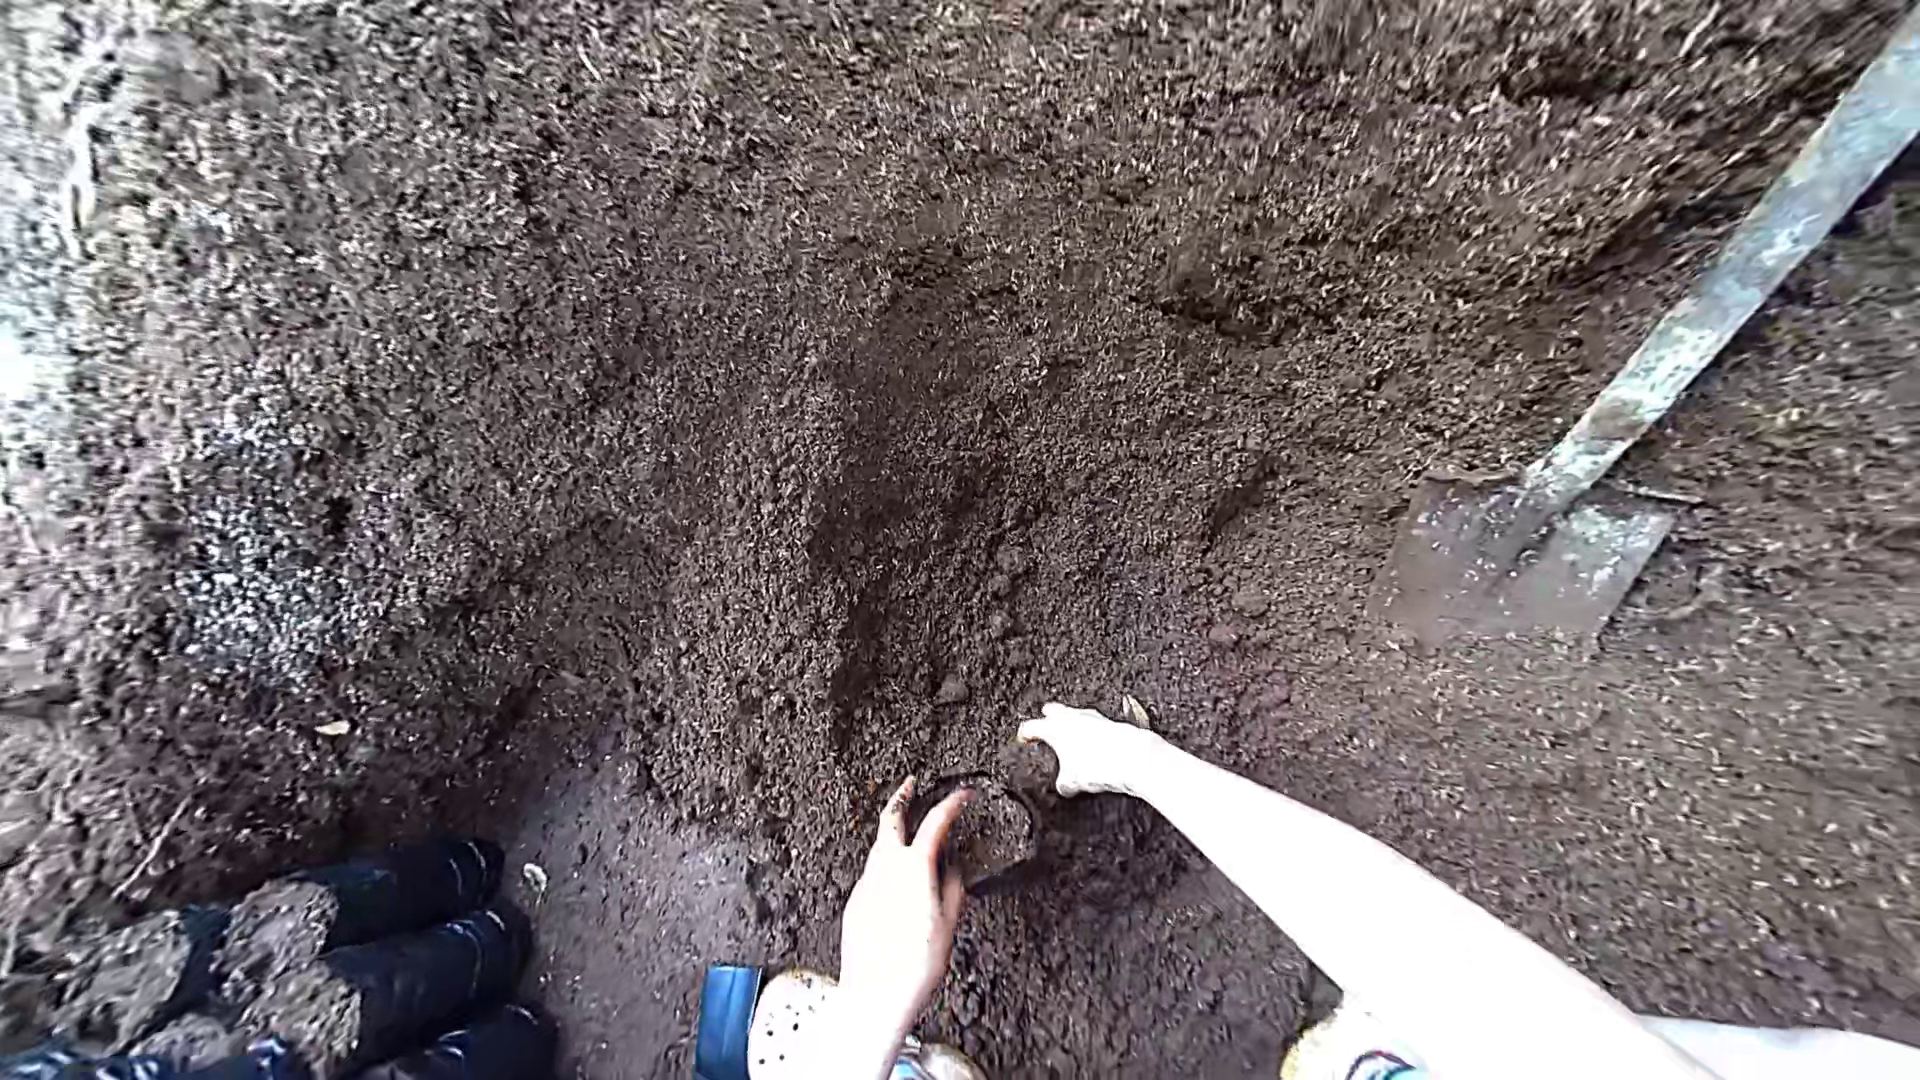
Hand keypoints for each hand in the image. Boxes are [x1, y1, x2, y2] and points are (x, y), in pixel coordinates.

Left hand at [838, 777, 968, 1035]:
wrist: (874, 997)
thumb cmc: (915, 965)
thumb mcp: (949, 924)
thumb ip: (954, 886)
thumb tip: (954, 868)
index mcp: (914, 866)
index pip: (936, 821)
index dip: (953, 802)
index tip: (963, 795)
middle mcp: (887, 866)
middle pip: (892, 816)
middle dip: (902, 794)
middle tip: (911, 783)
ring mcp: (867, 880)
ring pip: (879, 843)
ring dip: (893, 829)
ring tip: (906, 830)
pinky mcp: (856, 899)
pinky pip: (872, 871)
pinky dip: (885, 863)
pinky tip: (894, 879)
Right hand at [1016, 702, 1165, 797]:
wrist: (1134, 757)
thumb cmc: (1098, 764)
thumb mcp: (1072, 781)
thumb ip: (1064, 782)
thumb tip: (1065, 786)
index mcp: (1054, 727)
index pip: (1030, 726)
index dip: (1024, 733)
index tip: (1023, 738)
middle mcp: (1071, 717)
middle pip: (1052, 712)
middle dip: (1047, 719)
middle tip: (1044, 727)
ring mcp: (1092, 717)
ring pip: (1074, 715)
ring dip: (1071, 724)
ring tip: (1071, 738)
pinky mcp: (1109, 722)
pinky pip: (1093, 724)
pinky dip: (1090, 731)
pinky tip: (1094, 744)